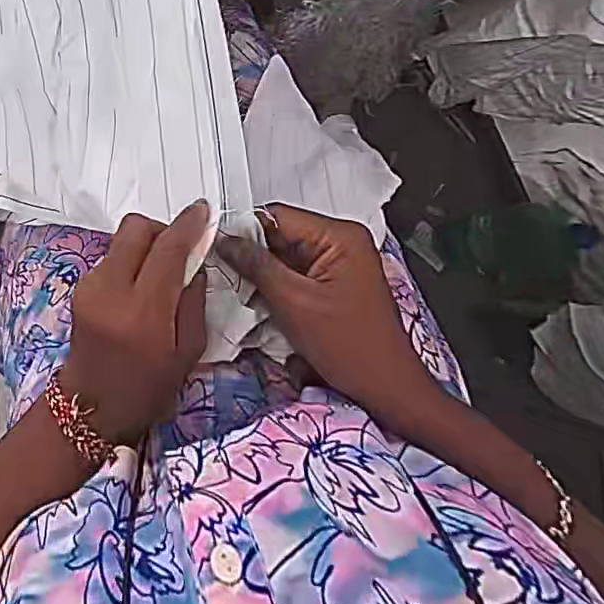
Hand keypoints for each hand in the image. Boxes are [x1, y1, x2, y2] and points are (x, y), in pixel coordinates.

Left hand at [60, 201, 211, 441]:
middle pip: (137, 228)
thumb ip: (194, 300)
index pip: (168, 249)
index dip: (188, 225)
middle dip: (163, 229)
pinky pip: (113, 256)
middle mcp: (111, 290)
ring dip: (147, 245)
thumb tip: (196, 261)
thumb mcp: (188, 351)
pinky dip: (132, 259)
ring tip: (160, 274)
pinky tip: (141, 286)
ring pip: (123, 239)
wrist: (90, 409)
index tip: (203, 211)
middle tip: (180, 250)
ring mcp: (90, 286)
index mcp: (143, 311)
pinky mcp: (80, 287)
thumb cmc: (147, 387)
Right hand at [218, 205, 441, 434]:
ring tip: (246, 294)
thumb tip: (226, 242)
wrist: (386, 387)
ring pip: (285, 257)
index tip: (217, 249)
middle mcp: (342, 241)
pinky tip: (265, 304)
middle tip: (228, 276)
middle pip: (281, 235)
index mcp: (339, 235)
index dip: (244, 231)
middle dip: (254, 256)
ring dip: (264, 275)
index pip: (277, 215)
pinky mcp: (334, 283)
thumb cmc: (349, 347)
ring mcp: (339, 263)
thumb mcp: (293, 302)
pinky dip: (279, 288)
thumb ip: (256, 266)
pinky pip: (296, 274)